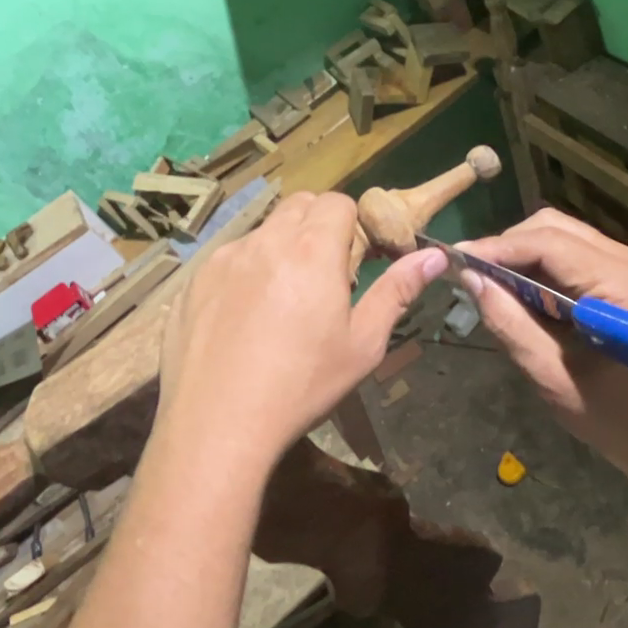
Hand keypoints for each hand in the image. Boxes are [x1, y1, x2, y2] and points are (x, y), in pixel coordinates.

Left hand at [157, 191, 447, 473]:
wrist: (217, 424)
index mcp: (312, 249)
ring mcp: (223, 259)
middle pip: (299, 206)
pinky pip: (229, 259)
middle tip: (324, 275)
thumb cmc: (302, 386)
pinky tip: (244, 319)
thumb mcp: (362, 345)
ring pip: (262, 231)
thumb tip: (433, 256)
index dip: (352, 224)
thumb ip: (397, 291)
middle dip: (318, 225)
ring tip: (283, 300)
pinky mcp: (194, 281)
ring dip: (281, 247)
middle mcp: (266, 241)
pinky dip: (245, 271)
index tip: (354, 261)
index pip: (338, 202)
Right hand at [457, 209, 627, 481]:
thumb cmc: (611, 415)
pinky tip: (518, 289)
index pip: (550, 244)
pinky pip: (570, 251)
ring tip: (489, 282)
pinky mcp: (623, 273)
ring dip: (521, 253)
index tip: (454, 258)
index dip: (498, 247)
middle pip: (554, 228)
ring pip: (560, 234)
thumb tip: (469, 278)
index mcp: (623, 286)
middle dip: (507, 246)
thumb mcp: (550, 375)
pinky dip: (538, 263)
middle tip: (471, 274)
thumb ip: (510, 323)